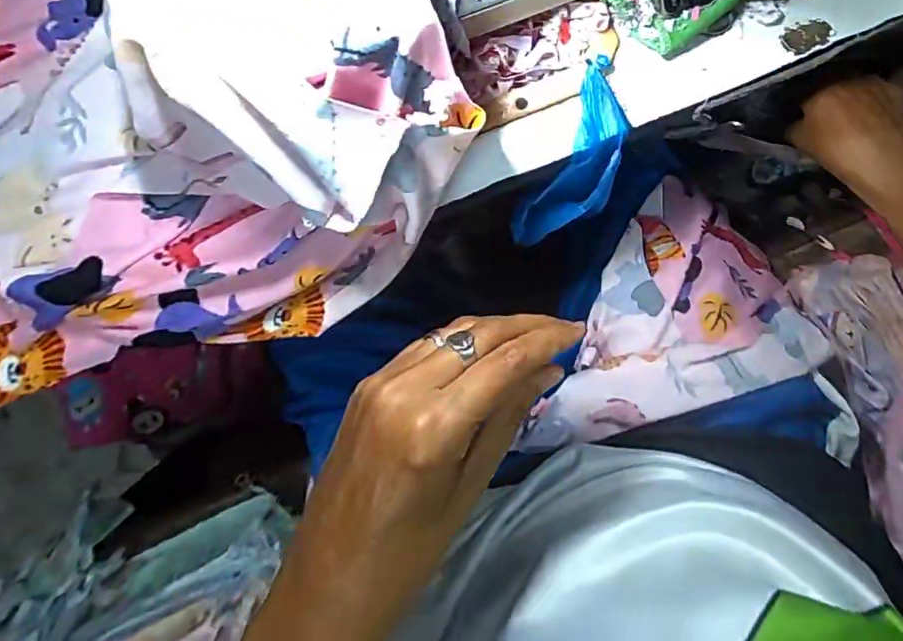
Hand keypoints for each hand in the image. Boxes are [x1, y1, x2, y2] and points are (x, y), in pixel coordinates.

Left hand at [247, 314, 583, 640]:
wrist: (327, 577)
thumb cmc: (409, 552)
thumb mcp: (470, 488)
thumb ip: (508, 418)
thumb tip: (546, 370)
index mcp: (431, 424)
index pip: (501, 361)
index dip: (543, 339)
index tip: (575, 331)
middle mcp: (403, 387)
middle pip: (476, 333)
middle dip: (524, 324)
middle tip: (561, 327)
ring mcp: (380, 379)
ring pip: (449, 331)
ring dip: (494, 327)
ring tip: (531, 333)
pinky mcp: (367, 382)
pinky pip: (424, 346)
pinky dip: (461, 340)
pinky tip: (485, 348)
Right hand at [789, 78, 902, 218]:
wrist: (885, 163)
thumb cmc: (838, 152)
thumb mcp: (802, 143)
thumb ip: (793, 127)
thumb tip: (793, 122)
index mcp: (817, 90)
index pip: (804, 93)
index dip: (805, 105)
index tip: (806, 117)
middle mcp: (844, 80)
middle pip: (833, 86)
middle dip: (832, 98)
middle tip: (833, 117)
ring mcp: (873, 83)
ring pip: (859, 87)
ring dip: (857, 98)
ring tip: (859, 118)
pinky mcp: (897, 92)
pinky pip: (882, 94)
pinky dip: (879, 103)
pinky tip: (879, 119)